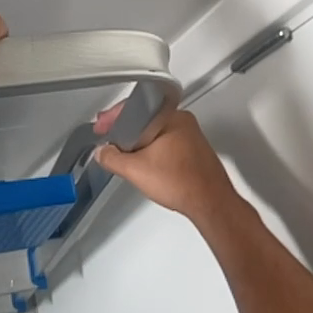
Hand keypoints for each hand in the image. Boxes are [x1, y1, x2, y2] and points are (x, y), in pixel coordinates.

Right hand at [94, 108, 243, 222]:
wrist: (210, 203)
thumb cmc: (183, 183)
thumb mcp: (135, 170)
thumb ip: (112, 158)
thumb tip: (102, 152)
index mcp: (170, 117)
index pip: (133, 108)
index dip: (112, 118)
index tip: (102, 127)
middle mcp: (182, 121)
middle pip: (144, 119)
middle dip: (124, 130)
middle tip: (110, 140)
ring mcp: (190, 135)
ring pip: (155, 132)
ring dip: (138, 142)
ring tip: (125, 156)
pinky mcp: (193, 149)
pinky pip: (166, 143)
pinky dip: (152, 150)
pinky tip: (146, 165)